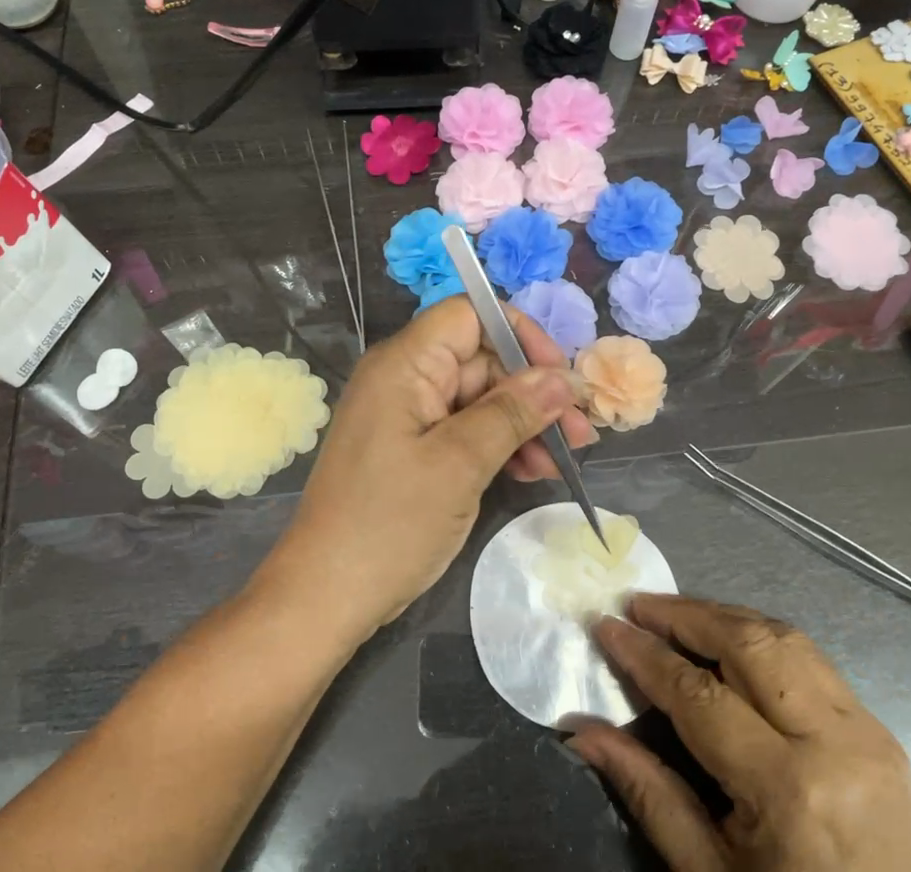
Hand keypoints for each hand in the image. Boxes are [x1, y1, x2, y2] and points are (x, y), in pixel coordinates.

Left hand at [262, 297, 597, 636]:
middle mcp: (404, 380)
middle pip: (481, 360)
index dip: (519, 335)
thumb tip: (564, 376)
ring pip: (480, 400)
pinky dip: (501, 447)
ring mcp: (407, 418)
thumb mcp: (459, 463)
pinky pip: (465, 432)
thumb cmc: (389, 523)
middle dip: (533, 391)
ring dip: (524, 424)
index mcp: (404, 365)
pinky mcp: (413, 452)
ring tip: (563, 462)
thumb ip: (512, 413)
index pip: (469, 316)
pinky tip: (533, 473)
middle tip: (582, 433)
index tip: (561, 377)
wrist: (328, 594)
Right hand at [570, 595, 910, 871]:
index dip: (646, 656)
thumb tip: (583, 733)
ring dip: (726, 617)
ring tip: (676, 614)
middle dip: (688, 615)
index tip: (606, 626)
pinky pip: (815, 662)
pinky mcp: (882, 733)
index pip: (700, 694)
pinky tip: (730, 643)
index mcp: (786, 788)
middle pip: (751, 644)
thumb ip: (648, 792)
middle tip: (638, 605)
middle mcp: (833, 743)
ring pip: (788, 639)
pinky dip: (763, 639)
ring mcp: (867, 732)